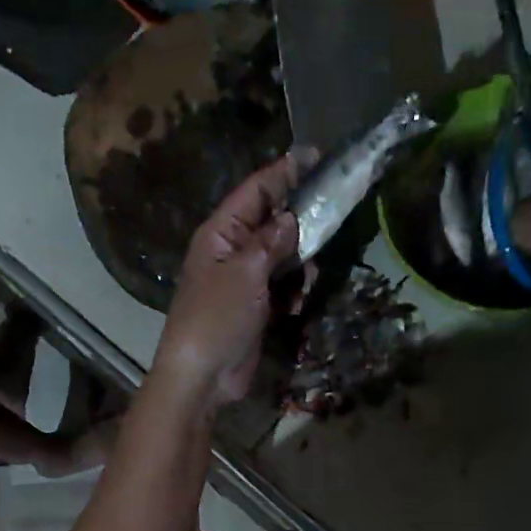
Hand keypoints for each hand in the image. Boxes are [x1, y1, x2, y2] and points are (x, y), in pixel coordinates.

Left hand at [154, 149, 315, 407]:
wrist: (203, 376)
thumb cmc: (217, 318)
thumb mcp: (244, 273)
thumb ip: (270, 241)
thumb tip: (291, 217)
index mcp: (220, 234)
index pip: (255, 192)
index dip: (283, 172)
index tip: (314, 154)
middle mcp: (232, 251)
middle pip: (274, 223)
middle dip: (300, 226)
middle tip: (327, 227)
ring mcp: (245, 281)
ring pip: (285, 258)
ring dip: (300, 267)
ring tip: (304, 283)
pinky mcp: (257, 307)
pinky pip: (284, 288)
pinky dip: (294, 294)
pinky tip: (294, 308)